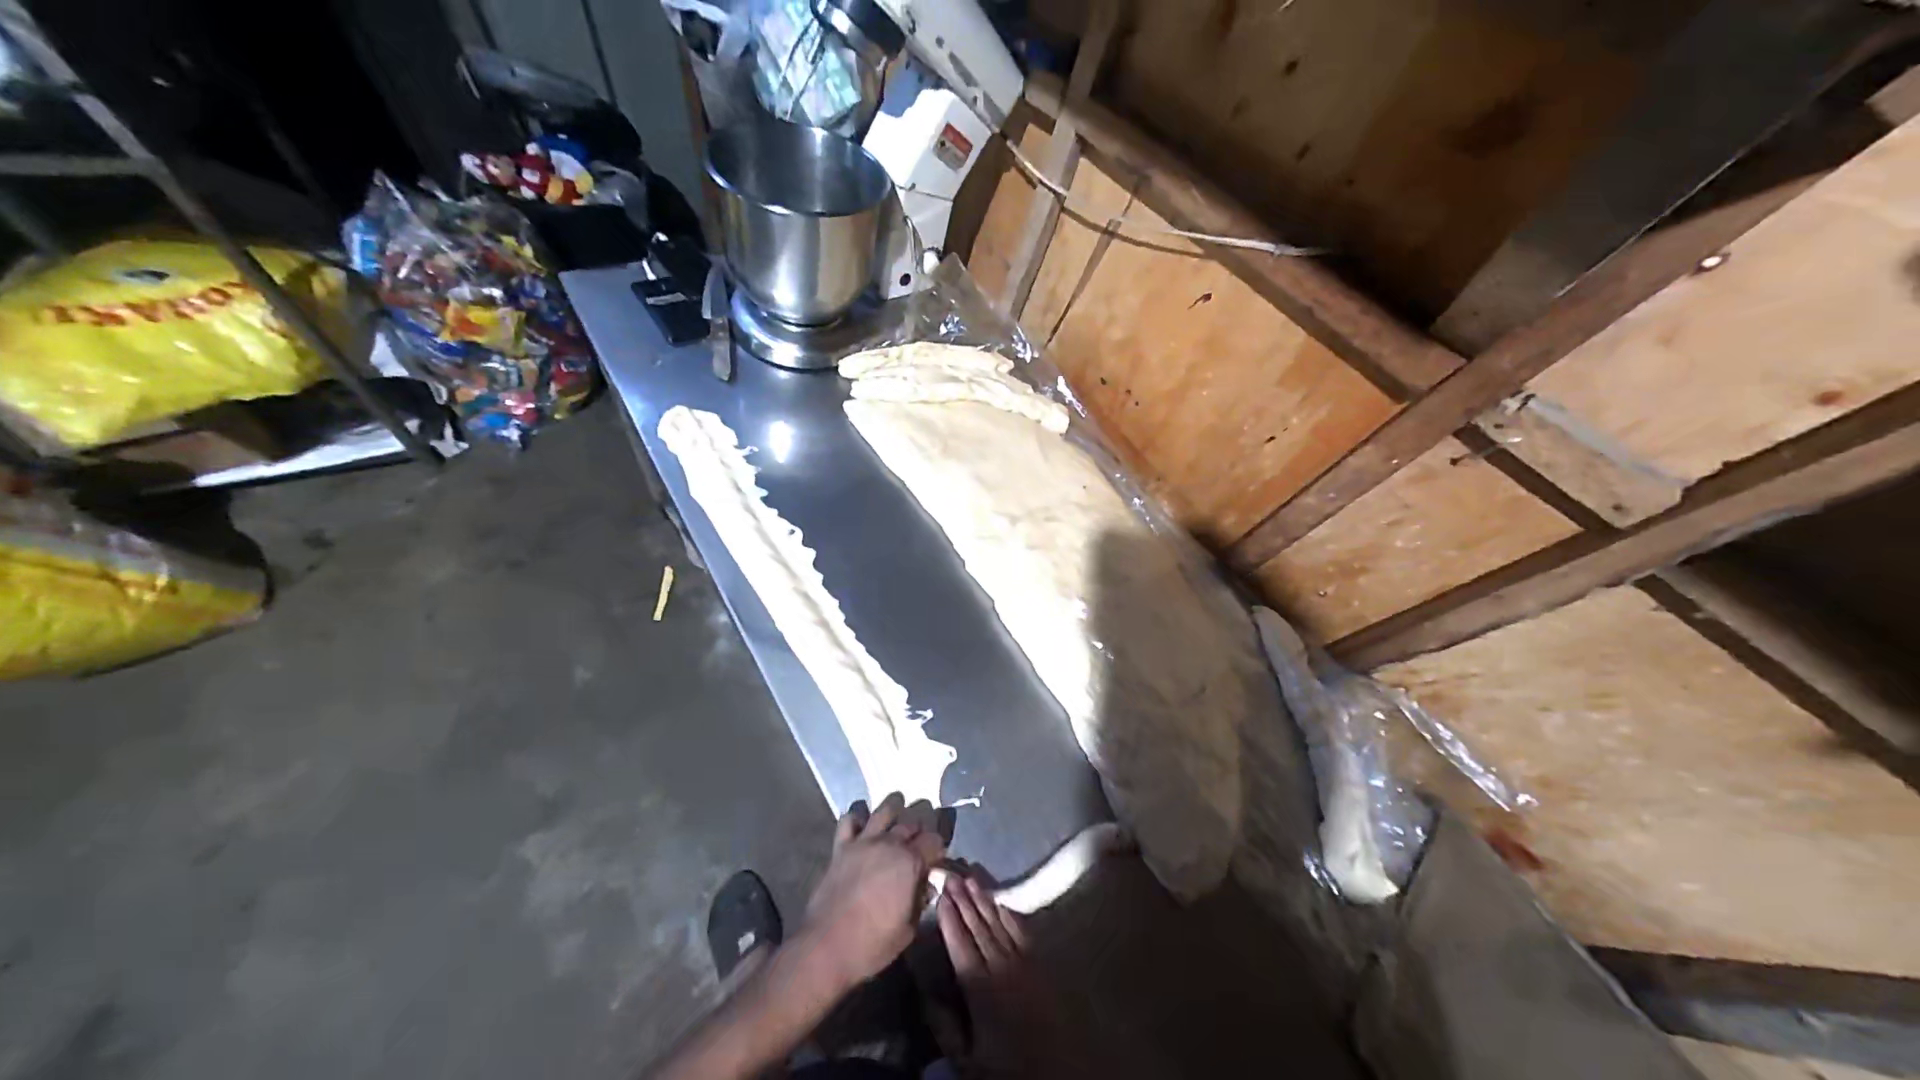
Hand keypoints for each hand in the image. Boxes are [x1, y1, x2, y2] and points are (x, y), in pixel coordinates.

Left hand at [795, 793, 945, 992]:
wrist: (827, 947)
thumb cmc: (873, 943)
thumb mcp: (909, 928)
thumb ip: (920, 900)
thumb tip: (926, 886)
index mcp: (911, 862)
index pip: (934, 841)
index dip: (939, 849)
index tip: (937, 859)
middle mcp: (889, 844)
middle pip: (912, 823)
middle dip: (920, 830)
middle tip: (920, 842)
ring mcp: (863, 842)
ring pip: (884, 811)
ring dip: (894, 809)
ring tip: (898, 813)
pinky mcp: (841, 847)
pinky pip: (849, 821)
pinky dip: (857, 818)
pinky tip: (862, 825)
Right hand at [939, 875, 1073, 1076]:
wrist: (1058, 1071)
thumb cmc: (1007, 1065)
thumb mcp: (966, 1057)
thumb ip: (944, 1024)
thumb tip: (924, 991)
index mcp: (979, 987)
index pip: (960, 944)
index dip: (949, 918)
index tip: (940, 894)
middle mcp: (1000, 967)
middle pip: (978, 927)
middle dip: (963, 900)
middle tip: (951, 875)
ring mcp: (1023, 963)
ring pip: (998, 924)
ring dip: (983, 901)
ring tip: (971, 879)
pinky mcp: (1040, 965)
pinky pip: (1022, 932)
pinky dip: (1010, 914)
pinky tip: (1001, 902)